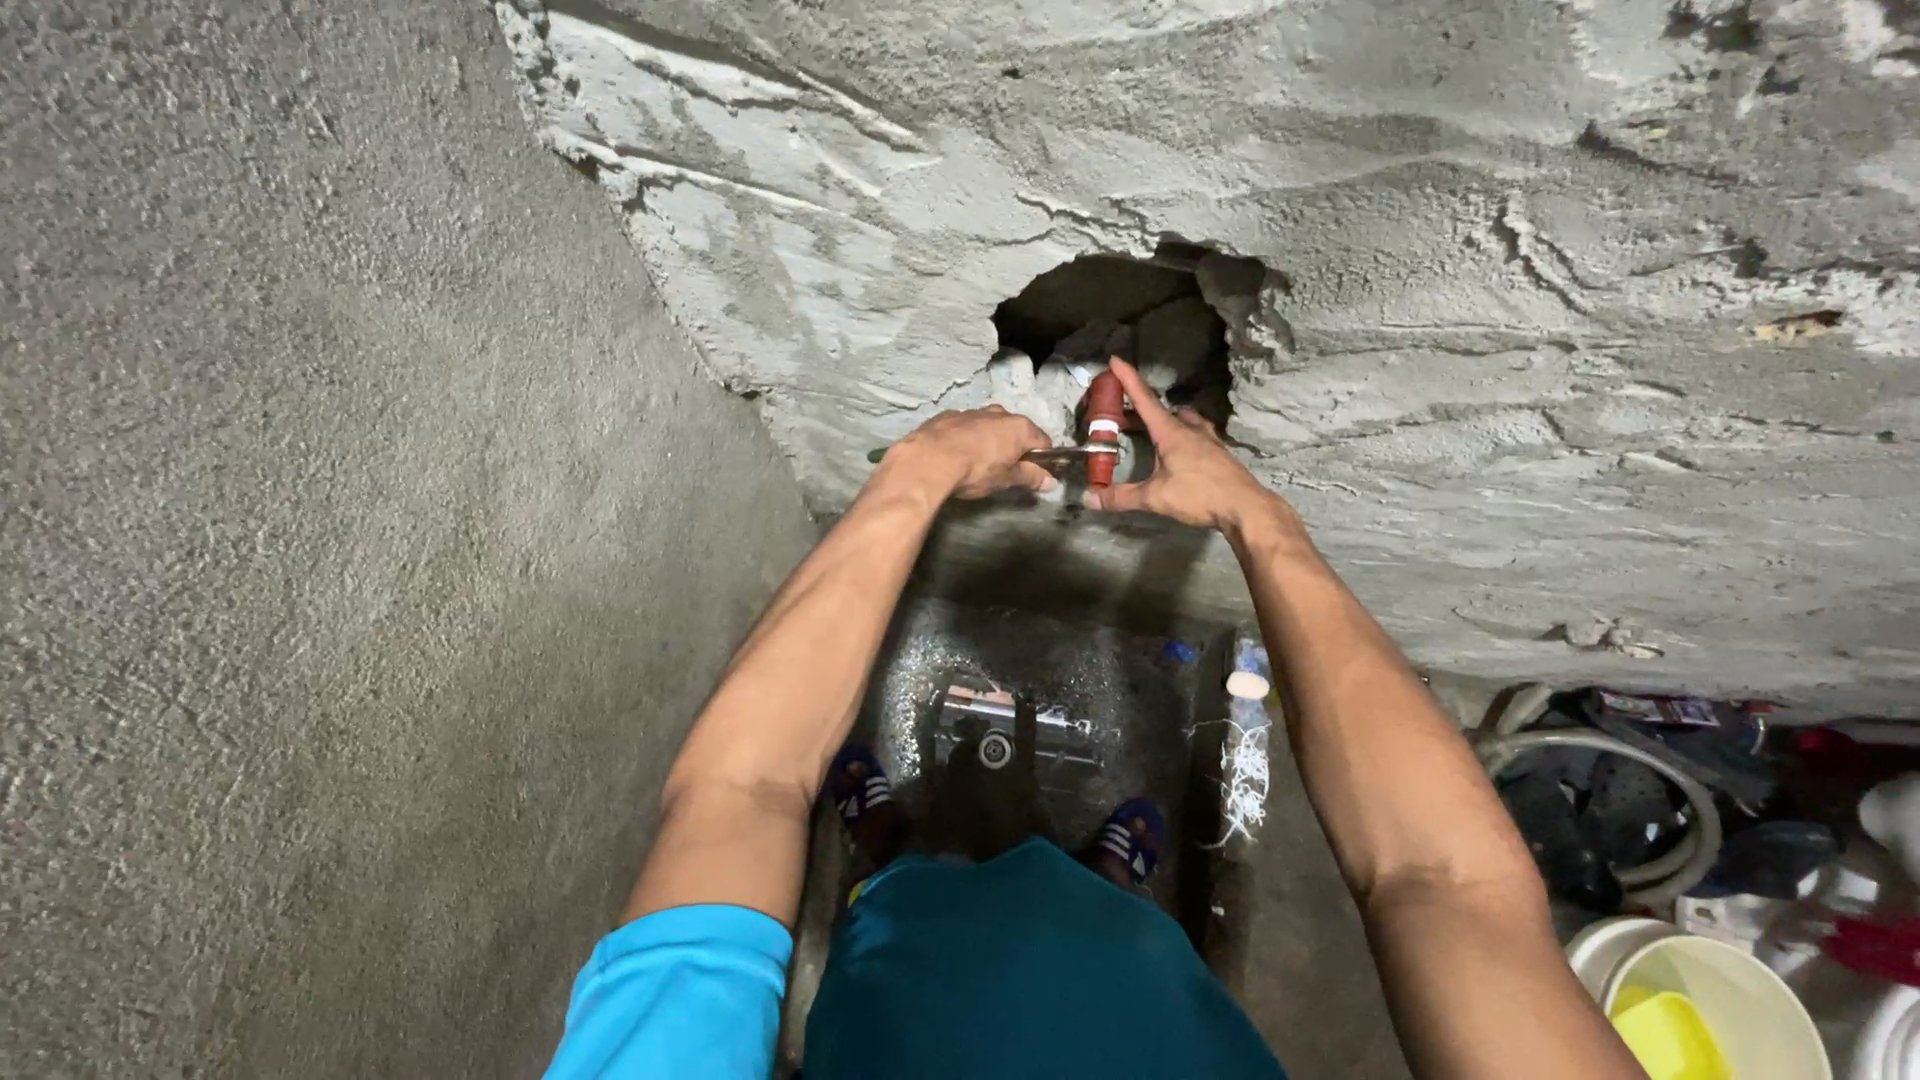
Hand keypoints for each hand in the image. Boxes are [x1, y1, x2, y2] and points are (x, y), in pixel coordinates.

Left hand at [877, 405, 1054, 501]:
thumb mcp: (1005, 479)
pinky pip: (963, 426)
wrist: (928, 460)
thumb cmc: (975, 471)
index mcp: (1019, 427)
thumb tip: (1050, 481)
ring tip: (977, 461)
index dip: (1041, 458)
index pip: (1042, 441)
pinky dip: (964, 437)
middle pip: (1014, 430)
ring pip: (988, 425)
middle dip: (1013, 447)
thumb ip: (1029, 477)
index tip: (1035, 473)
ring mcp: (971, 412)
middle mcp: (998, 413)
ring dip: (988, 439)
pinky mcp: (946, 416)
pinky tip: (955, 453)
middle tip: (1004, 469)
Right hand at [1085, 359, 1288, 532]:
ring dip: (1167, 417)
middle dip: (1141, 407)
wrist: (1245, 506)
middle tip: (1123, 412)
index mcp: (1171, 432)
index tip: (1115, 360)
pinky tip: (1184, 446)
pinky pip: (1198, 432)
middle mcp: (1190, 429)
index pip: (1144, 399)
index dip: (1128, 379)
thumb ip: (1122, 497)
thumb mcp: (1155, 498)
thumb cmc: (1199, 495)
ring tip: (1155, 426)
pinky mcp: (1219, 452)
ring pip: (1185, 418)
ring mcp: (1208, 439)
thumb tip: (1090, 499)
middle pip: (1162, 409)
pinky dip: (1185, 432)